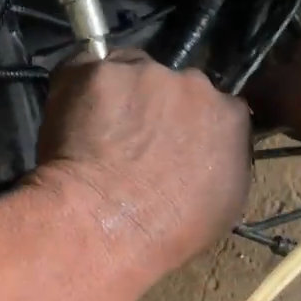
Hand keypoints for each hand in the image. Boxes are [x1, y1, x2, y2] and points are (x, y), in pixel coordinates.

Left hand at [34, 50, 251, 280]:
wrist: (106, 223)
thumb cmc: (169, 230)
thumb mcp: (224, 205)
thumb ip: (225, 161)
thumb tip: (211, 152)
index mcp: (230, 116)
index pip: (214, 108)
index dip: (190, 125)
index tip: (172, 145)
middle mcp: (194, 83)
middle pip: (174, 86)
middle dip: (157, 106)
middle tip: (133, 142)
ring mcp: (144, 72)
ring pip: (131, 72)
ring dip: (119, 95)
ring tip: (96, 133)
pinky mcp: (96, 70)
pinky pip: (85, 69)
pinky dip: (78, 89)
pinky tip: (70, 120)